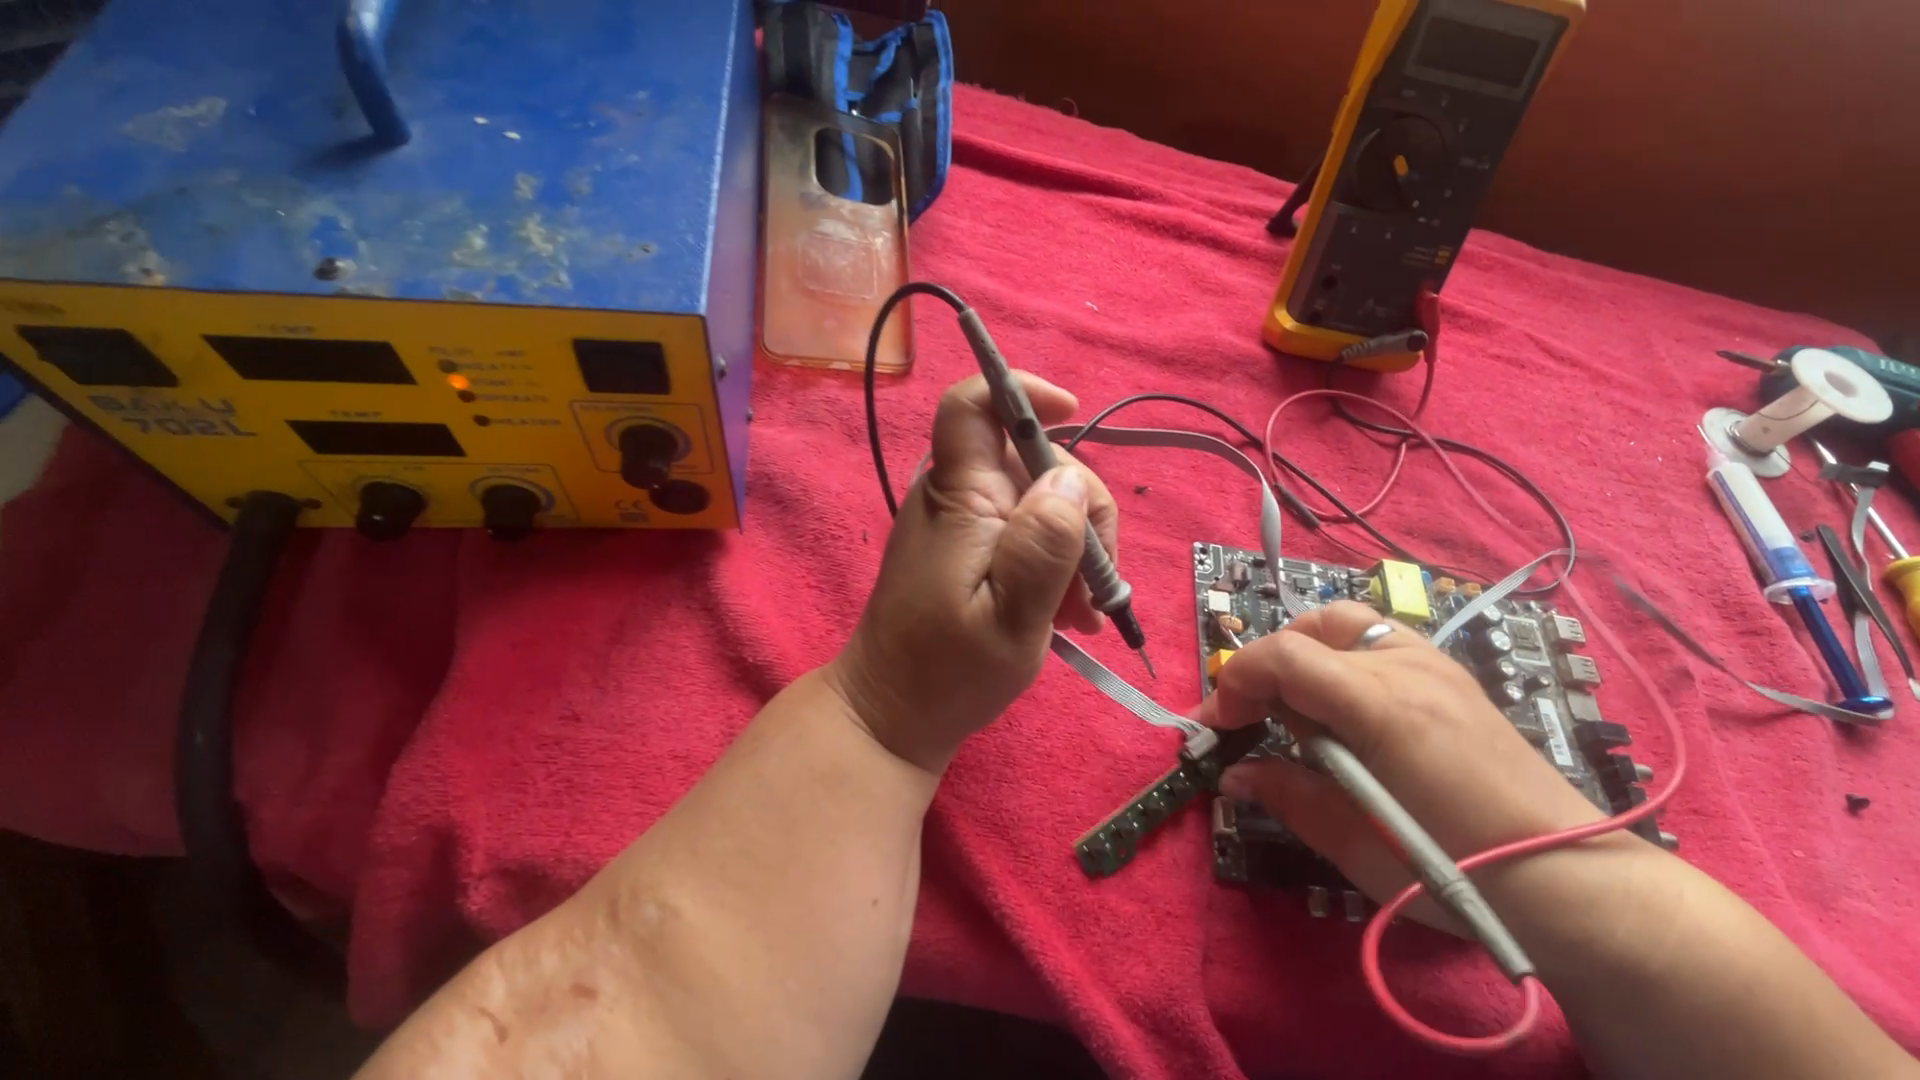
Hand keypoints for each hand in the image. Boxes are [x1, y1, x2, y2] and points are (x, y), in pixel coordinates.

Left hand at [829, 372, 1119, 772]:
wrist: (892, 714)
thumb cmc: (947, 672)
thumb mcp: (1010, 619)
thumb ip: (1042, 547)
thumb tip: (1070, 480)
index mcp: (959, 496)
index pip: (972, 404)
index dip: (1022, 392)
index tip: (1072, 414)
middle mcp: (956, 495)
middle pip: (1032, 458)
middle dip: (1079, 512)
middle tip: (1093, 588)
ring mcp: (963, 522)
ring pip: (1039, 499)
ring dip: (1073, 549)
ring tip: (1080, 615)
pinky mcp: (969, 549)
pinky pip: (1025, 531)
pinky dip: (1054, 564)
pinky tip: (1068, 615)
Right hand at [1197, 601, 1606, 916]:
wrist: (1572, 878)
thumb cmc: (1462, 871)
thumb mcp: (1359, 845)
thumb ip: (1290, 797)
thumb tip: (1234, 774)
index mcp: (1383, 707)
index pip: (1284, 656)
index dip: (1236, 682)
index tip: (1218, 726)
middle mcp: (1408, 668)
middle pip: (1309, 629)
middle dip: (1264, 667)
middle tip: (1253, 718)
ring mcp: (1436, 666)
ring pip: (1345, 623)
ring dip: (1303, 653)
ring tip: (1296, 707)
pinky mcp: (1452, 679)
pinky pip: (1379, 641)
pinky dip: (1342, 657)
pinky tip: (1346, 708)